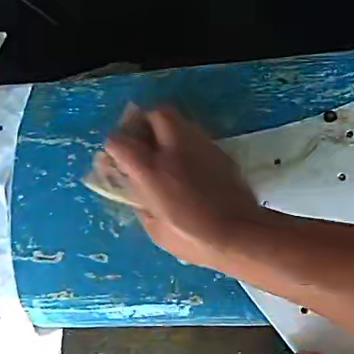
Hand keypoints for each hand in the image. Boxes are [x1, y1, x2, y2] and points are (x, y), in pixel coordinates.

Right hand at [99, 105, 269, 267]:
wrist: (240, 234)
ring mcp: (200, 146)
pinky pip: (197, 136)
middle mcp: (174, 150)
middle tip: (141, 141)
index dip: (113, 147)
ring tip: (165, 150)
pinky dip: (186, 142)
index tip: (115, 159)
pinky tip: (188, 164)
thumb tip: (138, 196)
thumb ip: (142, 207)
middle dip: (143, 122)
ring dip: (166, 129)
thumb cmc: (194, 239)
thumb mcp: (156, 231)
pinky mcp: (220, 152)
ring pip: (178, 119)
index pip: (119, 141)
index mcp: (151, 171)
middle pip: (154, 113)